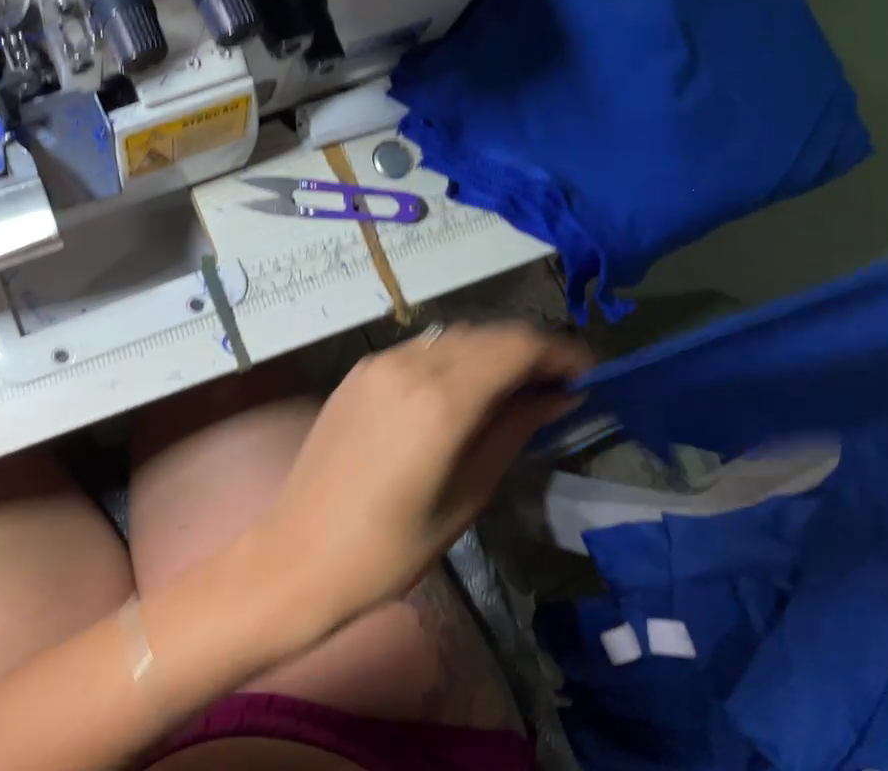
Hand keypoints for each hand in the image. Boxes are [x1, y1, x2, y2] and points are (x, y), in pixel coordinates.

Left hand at [253, 323, 591, 633]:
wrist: (300, 553)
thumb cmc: (391, 545)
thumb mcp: (468, 494)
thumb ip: (513, 432)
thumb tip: (556, 396)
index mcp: (440, 397)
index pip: (516, 345)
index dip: (559, 353)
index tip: (588, 374)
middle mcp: (406, 365)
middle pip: (484, 335)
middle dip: (527, 352)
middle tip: (557, 386)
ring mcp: (373, 366)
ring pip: (449, 338)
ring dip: (487, 352)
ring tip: (515, 391)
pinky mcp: (353, 376)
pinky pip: (416, 352)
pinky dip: (450, 360)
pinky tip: (462, 392)